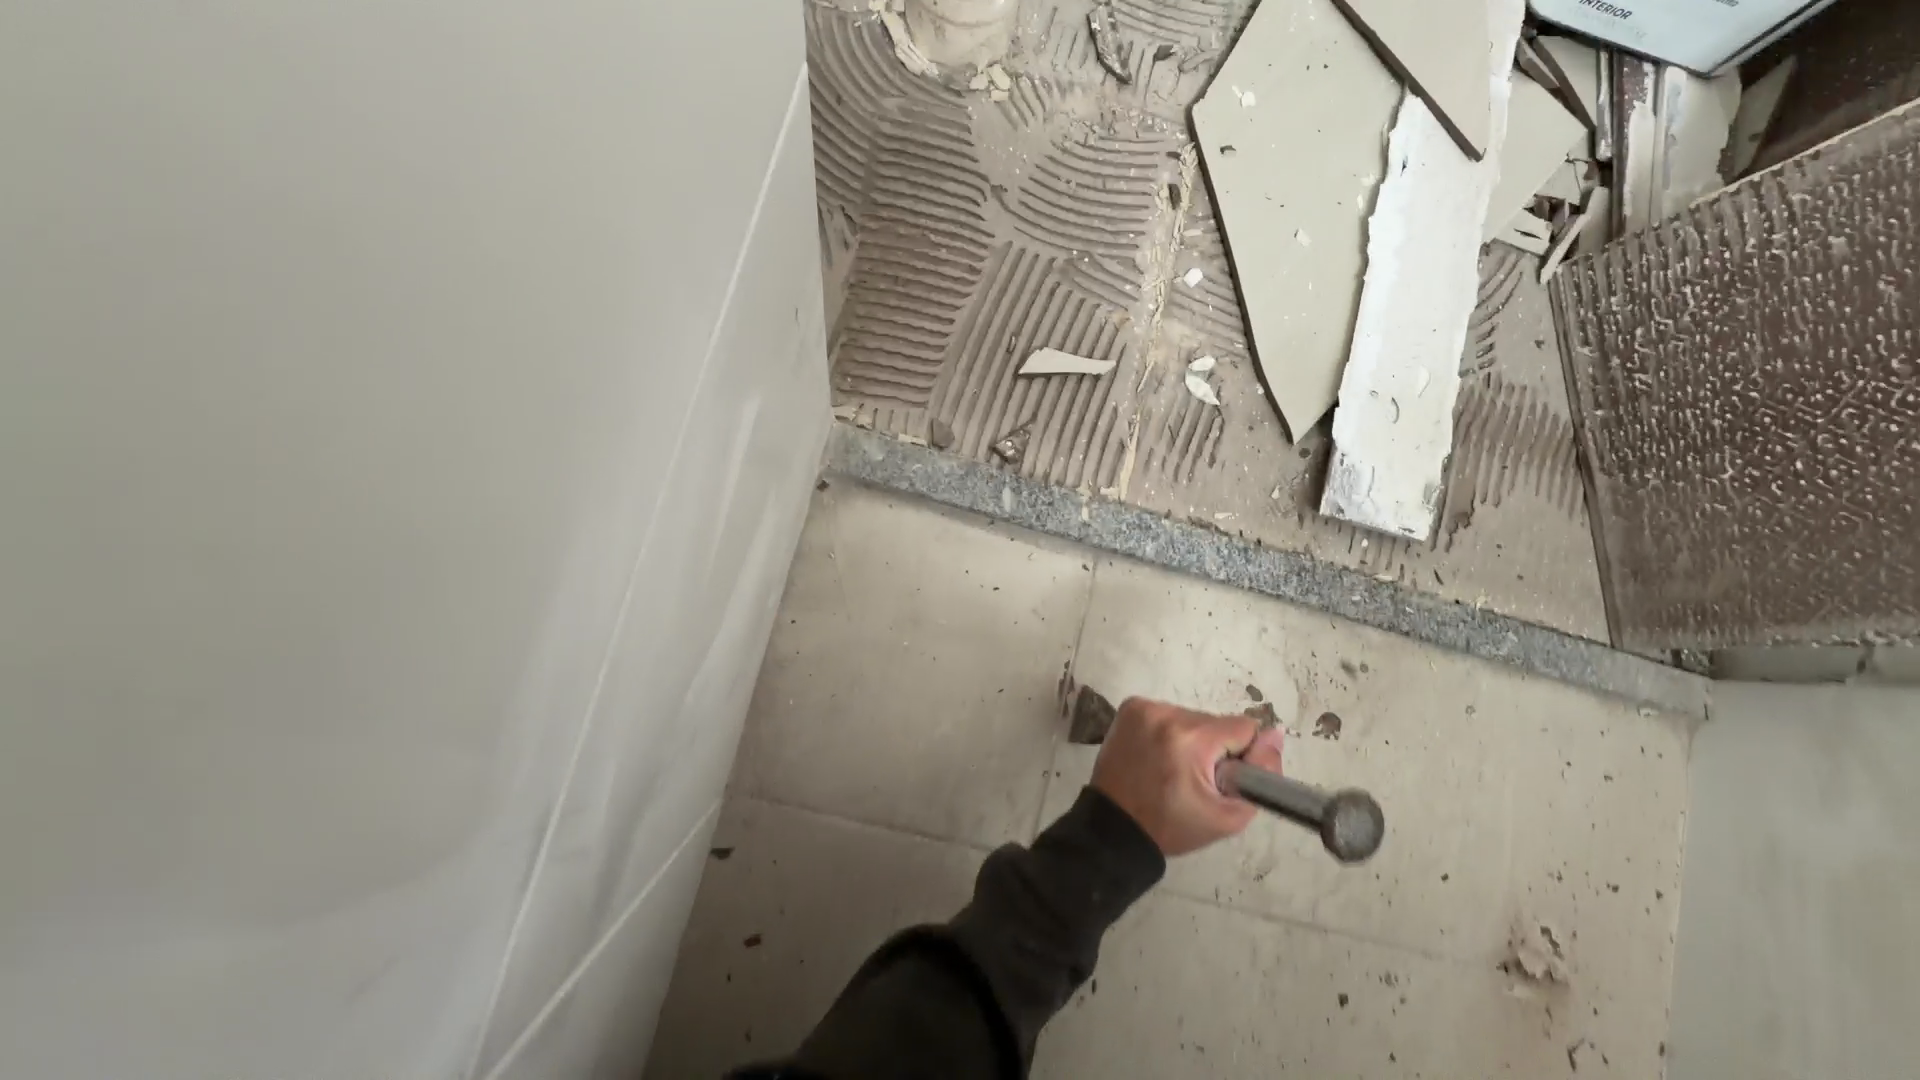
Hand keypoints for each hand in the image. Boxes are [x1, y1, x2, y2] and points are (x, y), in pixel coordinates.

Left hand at [1090, 697, 1283, 856]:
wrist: (1115, 826)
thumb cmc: (1171, 826)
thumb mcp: (1227, 815)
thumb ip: (1260, 774)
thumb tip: (1275, 735)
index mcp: (1190, 738)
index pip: (1244, 728)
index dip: (1243, 754)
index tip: (1225, 776)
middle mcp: (1165, 713)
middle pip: (1216, 722)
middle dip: (1215, 748)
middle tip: (1195, 779)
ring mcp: (1143, 707)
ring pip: (1193, 718)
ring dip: (1192, 740)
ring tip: (1174, 770)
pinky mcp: (1129, 707)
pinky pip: (1168, 714)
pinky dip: (1170, 733)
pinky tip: (1158, 757)